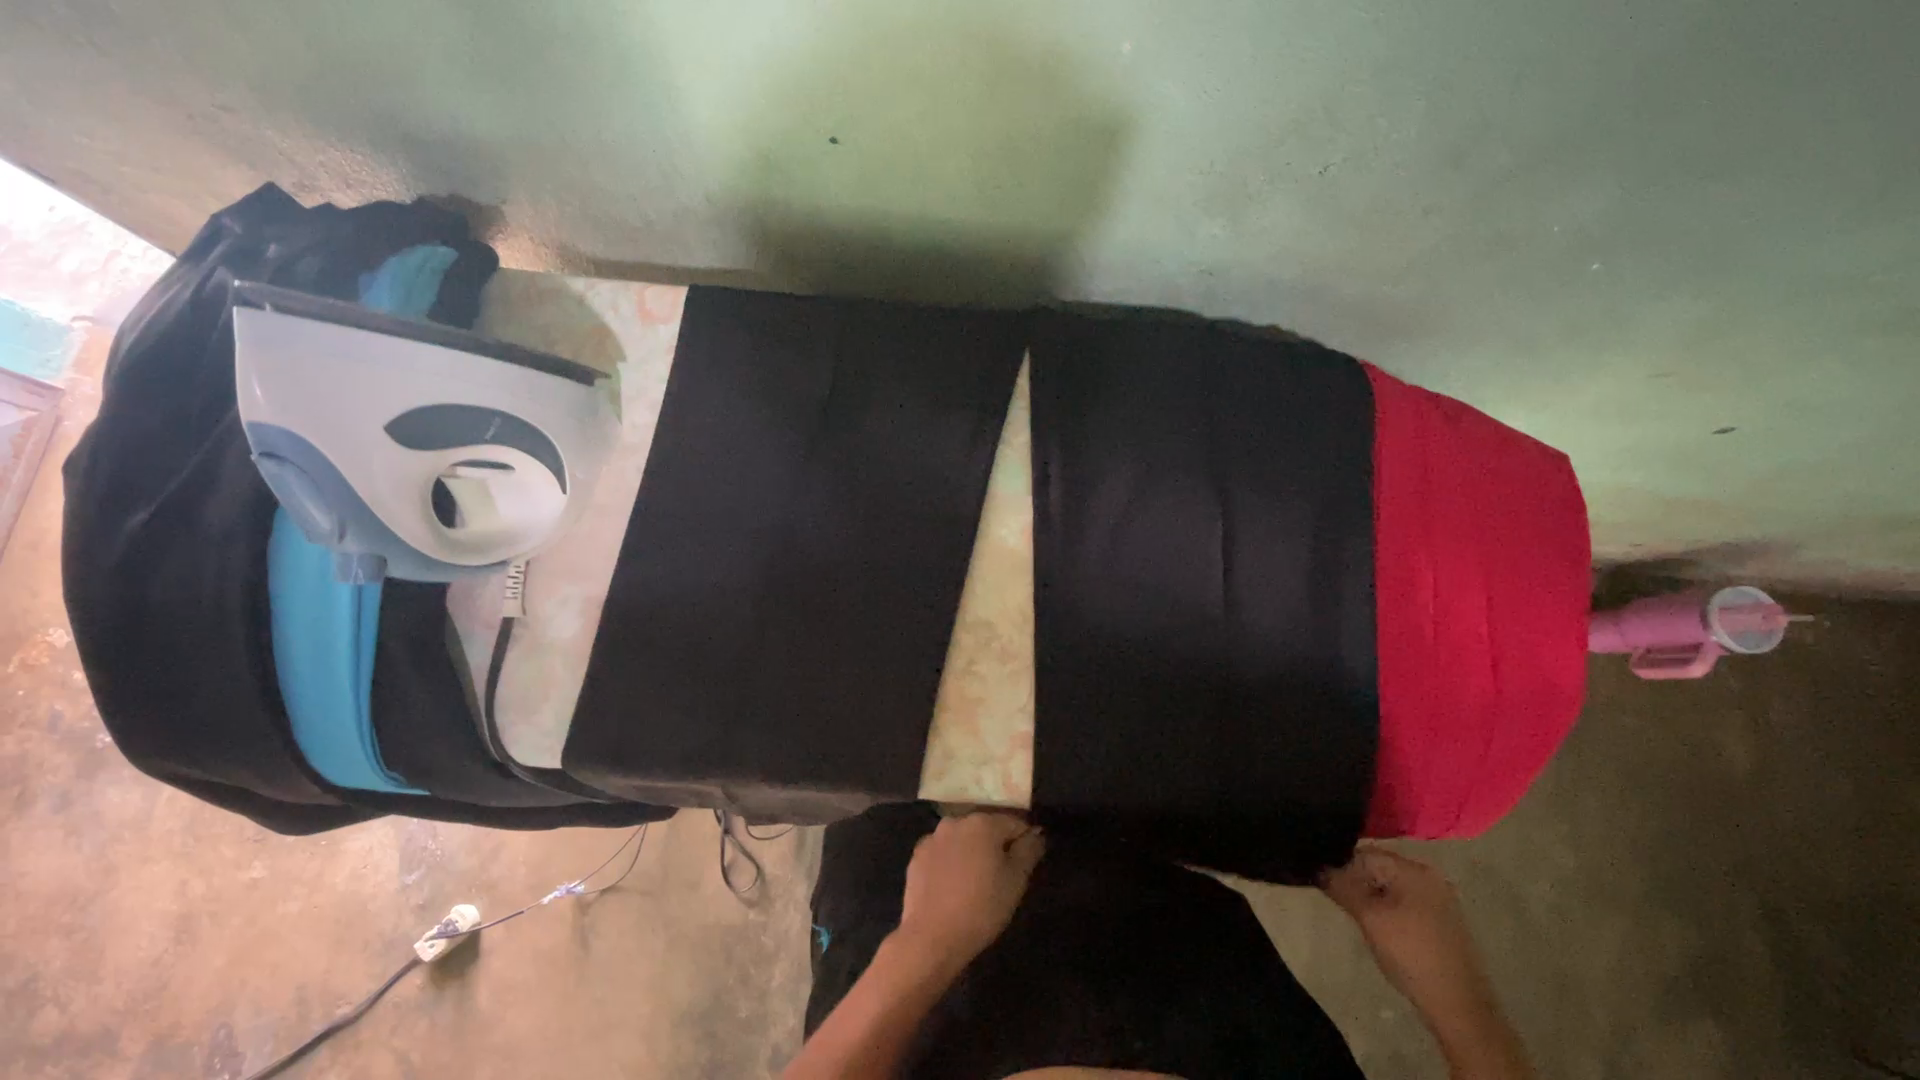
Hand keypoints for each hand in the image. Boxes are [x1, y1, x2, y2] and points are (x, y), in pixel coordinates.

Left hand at [895, 812, 1044, 970]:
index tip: (1024, 869)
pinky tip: (952, 889)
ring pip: (962, 841)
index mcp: (983, 822)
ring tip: (975, 886)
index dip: (1024, 844)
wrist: (931, 937)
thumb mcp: (1016, 881)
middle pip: (986, 829)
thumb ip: (1029, 851)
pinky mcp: (916, 857)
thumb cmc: (982, 907)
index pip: (1015, 824)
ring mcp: (932, 838)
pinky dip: (950, 864)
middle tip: (1000, 880)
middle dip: (996, 848)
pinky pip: (942, 854)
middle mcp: (955, 822)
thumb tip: (1036, 833)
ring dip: (972, 854)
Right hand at [1320, 845, 1493, 1015]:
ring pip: (1391, 886)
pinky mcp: (1441, 920)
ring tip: (1358, 918)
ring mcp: (1439, 899)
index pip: (1365, 854)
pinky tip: (1381, 930)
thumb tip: (1317, 869)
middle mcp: (1429, 877)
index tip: (1323, 886)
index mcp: (1414, 870)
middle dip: (1355, 882)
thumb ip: (1342, 888)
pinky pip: (1405, 902)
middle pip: (1379, 868)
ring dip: (1370, 897)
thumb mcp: (1369, 918)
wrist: (1457, 1002)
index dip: (1339, 867)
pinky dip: (1388, 909)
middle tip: (1339, 904)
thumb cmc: (1410, 953)